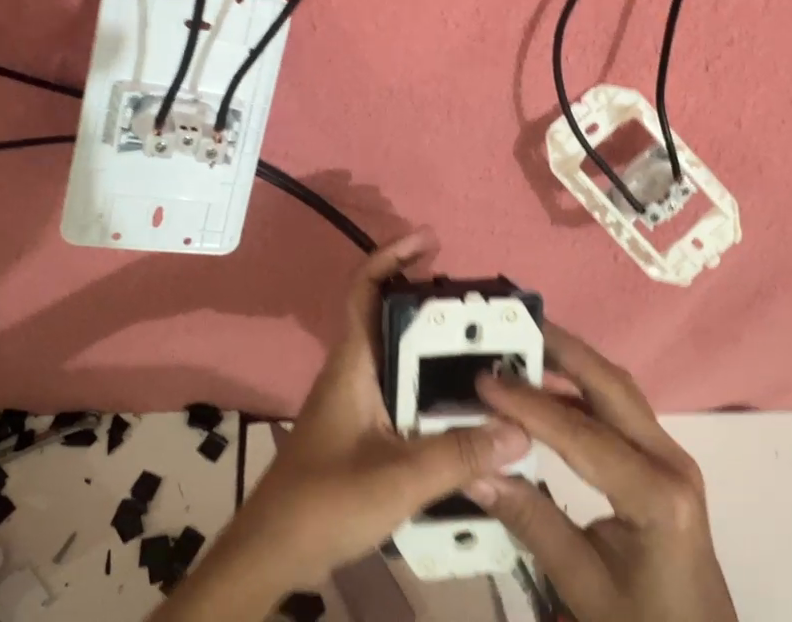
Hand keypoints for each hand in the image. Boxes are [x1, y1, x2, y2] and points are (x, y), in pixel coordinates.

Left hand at [152, 232, 530, 619]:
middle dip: (429, 298)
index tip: (430, 239)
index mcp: (353, 365)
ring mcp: (354, 401)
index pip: (364, 290)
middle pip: (387, 316)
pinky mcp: (359, 429)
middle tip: (479, 304)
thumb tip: (520, 430)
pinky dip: (429, 382)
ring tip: (483, 348)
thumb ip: (459, 455)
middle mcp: (352, 372)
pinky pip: (399, 388)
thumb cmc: (324, 502)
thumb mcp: (399, 479)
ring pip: (396, 355)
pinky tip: (461, 404)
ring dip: (432, 343)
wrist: (272, 551)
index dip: (392, 257)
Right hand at [469, 324, 736, 621]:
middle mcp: (671, 462)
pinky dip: (580, 393)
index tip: (483, 380)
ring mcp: (671, 458)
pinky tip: (546, 393)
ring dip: (572, 365)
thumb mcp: (583, 582)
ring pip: (617, 392)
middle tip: (514, 327)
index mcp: (656, 494)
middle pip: (612, 387)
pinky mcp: (663, 464)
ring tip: (524, 347)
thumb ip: (531, 521)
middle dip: (563, 350)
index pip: (581, 434)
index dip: (528, 404)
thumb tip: (476, 472)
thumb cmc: (643, 620)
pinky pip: (618, 414)